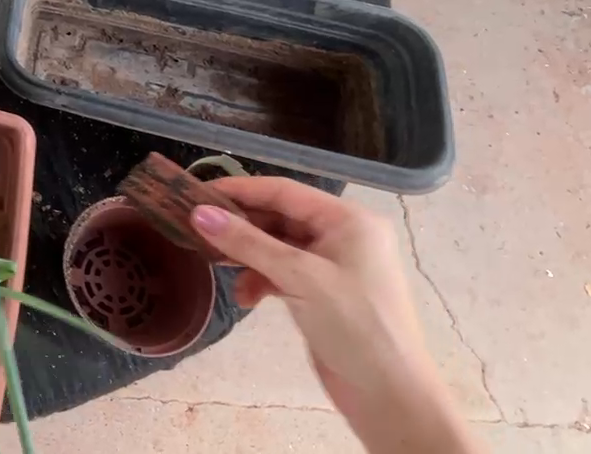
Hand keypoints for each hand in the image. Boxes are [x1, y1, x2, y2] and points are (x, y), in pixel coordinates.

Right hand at [191, 177, 480, 453]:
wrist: (393, 401)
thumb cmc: (355, 326)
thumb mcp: (298, 277)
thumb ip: (247, 242)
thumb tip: (198, 212)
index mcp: (348, 220)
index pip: (282, 191)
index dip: (239, 190)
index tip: (197, 193)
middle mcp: (342, 235)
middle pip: (277, 216)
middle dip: (240, 227)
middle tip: (199, 231)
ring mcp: (332, 265)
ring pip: (275, 245)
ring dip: (247, 255)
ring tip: (217, 265)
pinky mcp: (322, 292)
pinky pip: (281, 271)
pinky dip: (260, 279)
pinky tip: (245, 297)